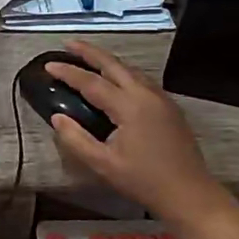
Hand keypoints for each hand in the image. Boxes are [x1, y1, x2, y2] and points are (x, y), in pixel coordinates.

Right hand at [45, 40, 213, 214]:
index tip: (48, 65)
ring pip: (130, 70)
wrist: (190, 195)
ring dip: (107, 60)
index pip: (91, 82)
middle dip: (89, 52)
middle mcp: (146, 94)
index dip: (68, 72)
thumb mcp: (103, 164)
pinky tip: (115, 78)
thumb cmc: (144, 181)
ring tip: (88, 57)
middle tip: (68, 44)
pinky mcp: (169, 107)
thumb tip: (57, 117)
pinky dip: (122, 72)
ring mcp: (161, 99)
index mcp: (129, 106)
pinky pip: (141, 79)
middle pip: (114, 64)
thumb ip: (76, 139)